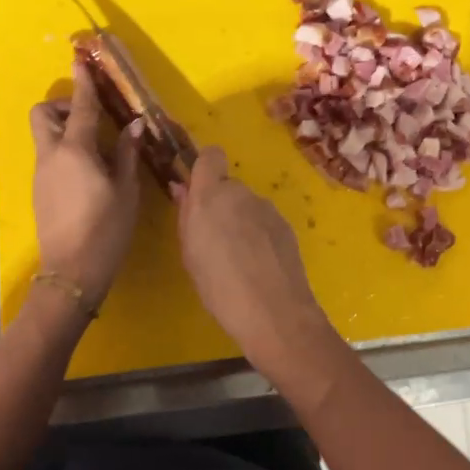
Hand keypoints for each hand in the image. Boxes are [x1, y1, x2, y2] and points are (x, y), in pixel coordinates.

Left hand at [29, 63, 142, 304]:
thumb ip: (127, 153)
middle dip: (62, 106)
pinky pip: (49, 157)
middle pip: (43, 114)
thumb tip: (134, 125)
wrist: (72, 272)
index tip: (81, 60)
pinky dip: (65, 151)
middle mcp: (52, 156)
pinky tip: (89, 172)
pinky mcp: (40, 191)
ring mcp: (42, 174)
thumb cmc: (106, 230)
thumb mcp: (126, 191)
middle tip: (90, 118)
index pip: (79, 106)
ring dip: (64, 130)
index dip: (82, 82)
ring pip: (44, 136)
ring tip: (97, 149)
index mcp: (75, 150)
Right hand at [174, 147, 333, 372]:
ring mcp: (268, 209)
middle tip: (214, 240)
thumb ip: (187, 215)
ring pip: (248, 206)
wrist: (274, 313)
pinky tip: (259, 267)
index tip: (198, 192)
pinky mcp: (286, 226)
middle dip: (221, 206)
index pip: (210, 156)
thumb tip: (183, 189)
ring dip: (241, 223)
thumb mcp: (190, 253)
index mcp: (211, 195)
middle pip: (228, 187)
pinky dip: (260, 237)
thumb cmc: (218, 286)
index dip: (204, 169)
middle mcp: (241, 193)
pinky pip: (264, 223)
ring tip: (238, 261)